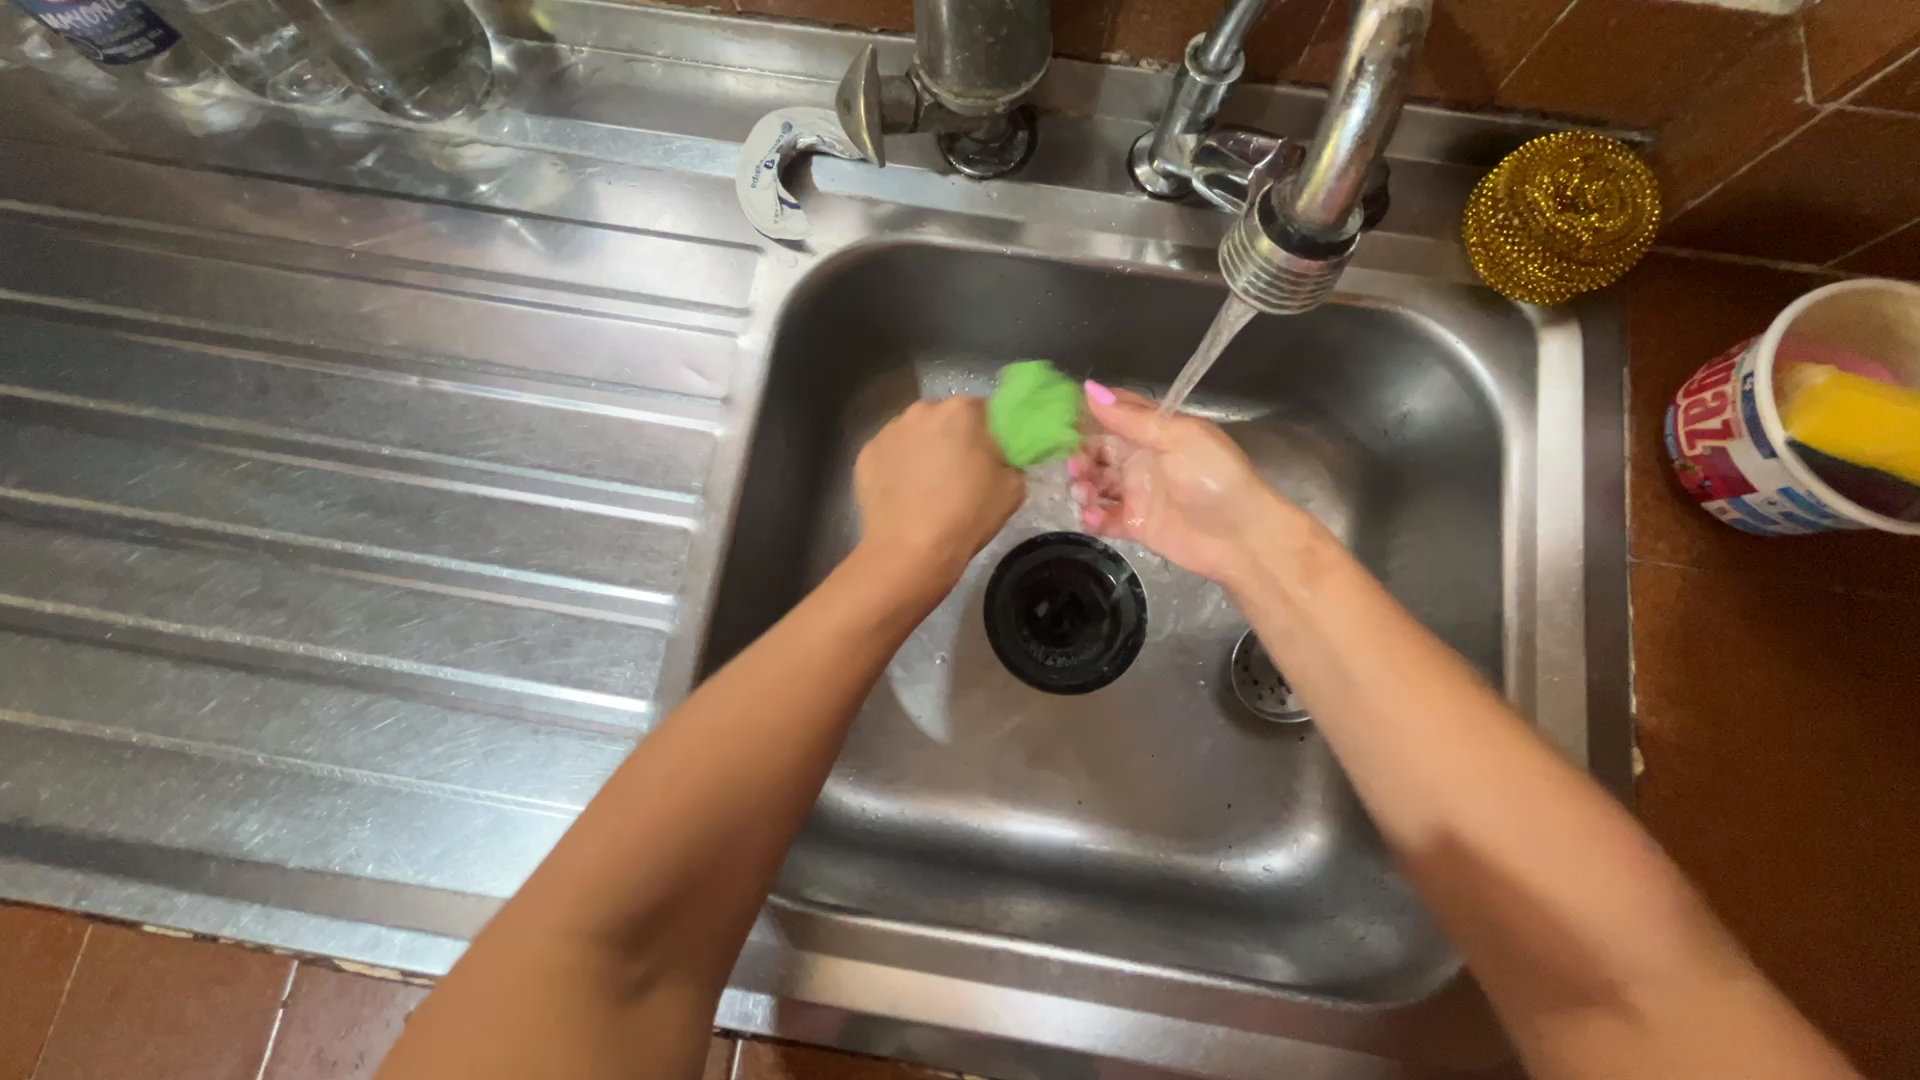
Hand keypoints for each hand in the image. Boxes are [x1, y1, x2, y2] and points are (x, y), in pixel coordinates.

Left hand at [855, 395, 1025, 579]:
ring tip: (927, 487)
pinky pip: (890, 454)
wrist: (911, 550)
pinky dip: (897, 467)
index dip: (989, 434)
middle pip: (944, 418)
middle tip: (959, 473)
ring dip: (923, 450)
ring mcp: (888, 431)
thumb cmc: (967, 515)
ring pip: (914, 434)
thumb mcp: (1013, 488)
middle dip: (953, 438)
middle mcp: (921, 410)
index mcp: (961, 410)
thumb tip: (999, 458)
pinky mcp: (865, 454)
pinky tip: (904, 495)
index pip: (984, 410)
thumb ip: (1010, 460)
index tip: (990, 457)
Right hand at [1070, 380, 1295, 586]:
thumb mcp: (1178, 439)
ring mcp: (1137, 492)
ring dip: (1082, 485)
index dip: (1085, 413)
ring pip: (1095, 482)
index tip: (1058, 419)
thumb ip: (1133, 418)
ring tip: (1086, 494)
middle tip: (1076, 468)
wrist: (1242, 538)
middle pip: (1096, 449)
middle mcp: (1142, 458)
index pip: (1113, 413)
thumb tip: (1089, 389)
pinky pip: (1102, 517)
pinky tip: (1094, 517)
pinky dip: (1091, 517)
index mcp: (1154, 431)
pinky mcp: (1135, 524)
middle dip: (1079, 455)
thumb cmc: (1215, 479)